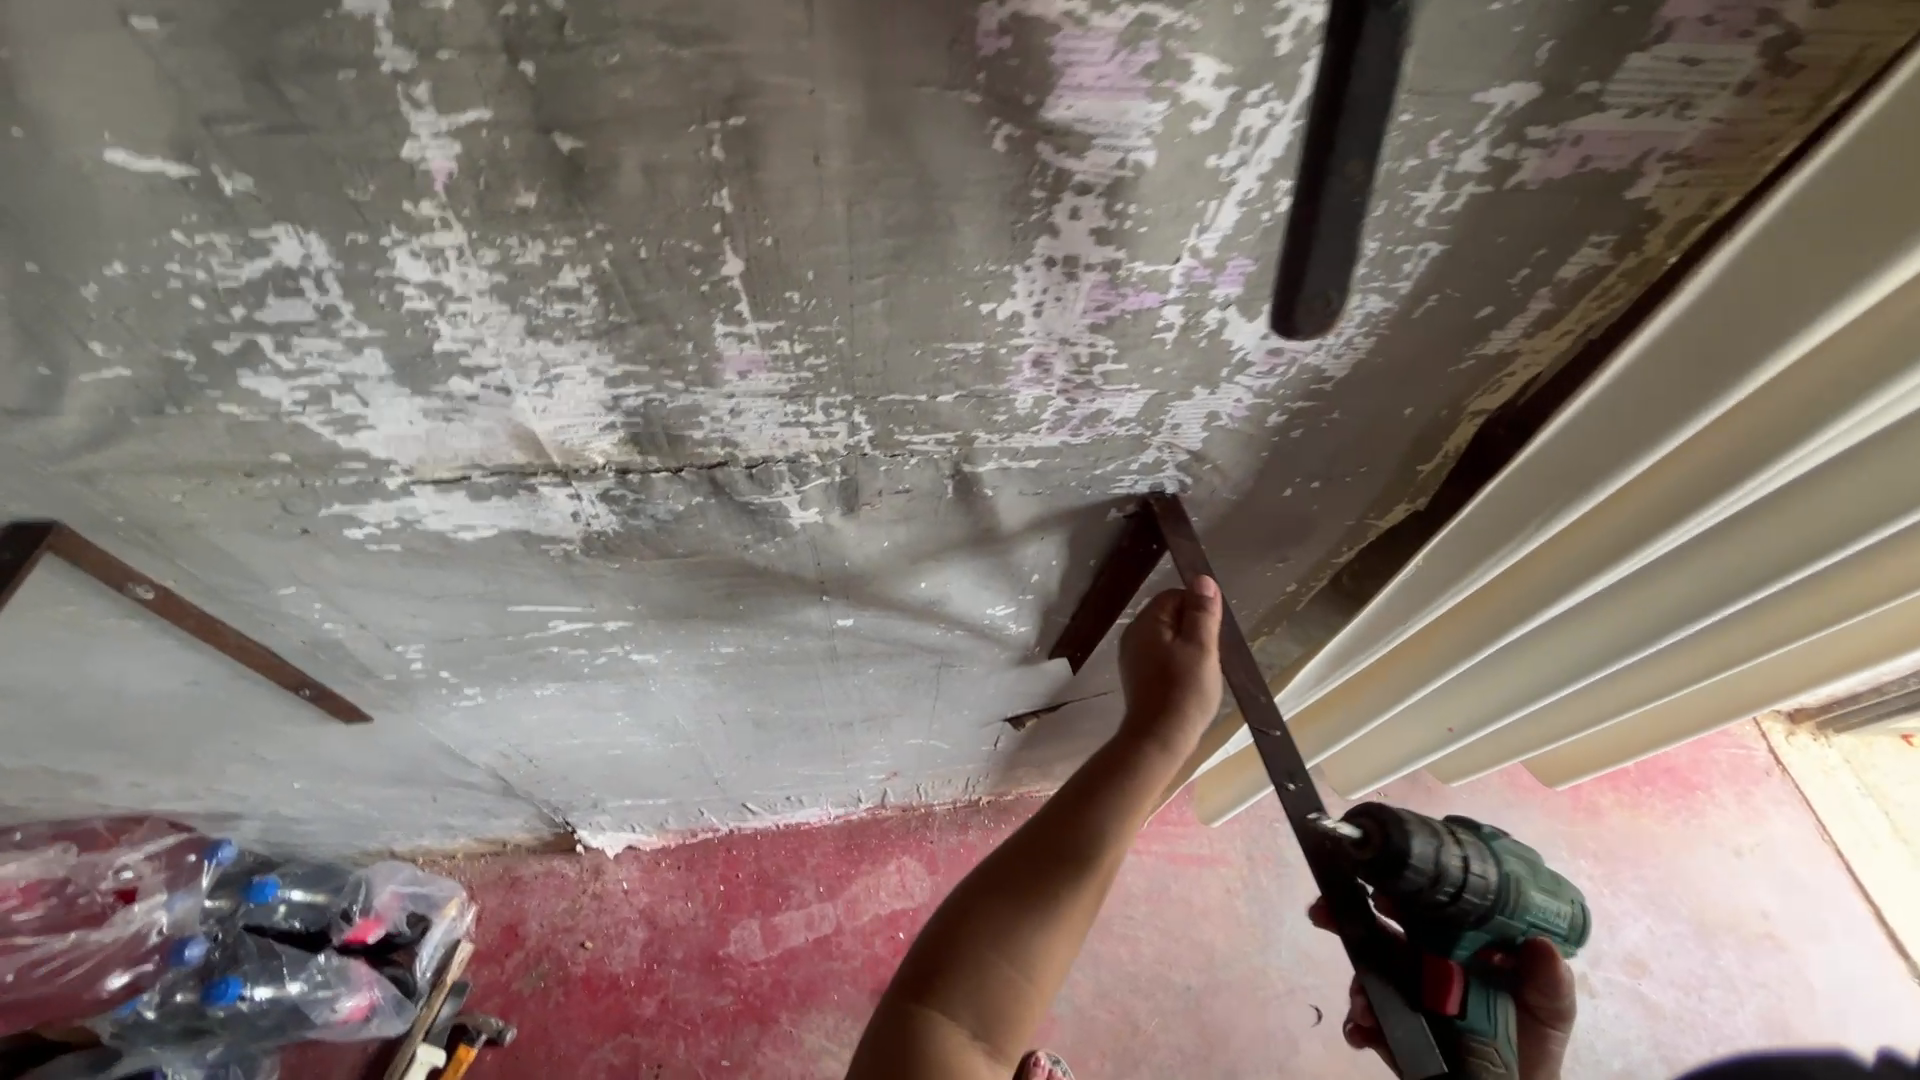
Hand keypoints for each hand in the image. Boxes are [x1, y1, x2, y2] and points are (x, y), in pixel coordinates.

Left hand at [1115, 575, 1223, 754]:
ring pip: (1169, 637)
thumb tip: (1202, 579)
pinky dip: (1179, 663)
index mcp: (1146, 622)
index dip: (1199, 609)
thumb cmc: (1184, 691)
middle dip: (1195, 629)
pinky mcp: (1138, 675)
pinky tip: (1190, 682)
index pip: (1175, 596)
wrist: (1158, 738)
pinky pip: (1163, 656)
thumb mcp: (1201, 647)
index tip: (1213, 634)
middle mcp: (1134, 634)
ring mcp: (1133, 656)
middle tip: (1210, 655)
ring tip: (1202, 671)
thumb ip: (1202, 612)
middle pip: (1171, 615)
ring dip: (1190, 648)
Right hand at [1309, 899, 1576, 1079]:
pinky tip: (1362, 1033)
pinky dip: (1356, 1024)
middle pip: (1372, 929)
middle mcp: (1417, 963)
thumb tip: (1541, 944)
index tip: (1380, 894)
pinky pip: (1363, 1021)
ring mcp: (1398, 995)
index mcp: (1450, 946)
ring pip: (1363, 974)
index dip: (1392, 894)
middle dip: (1341, 916)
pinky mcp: (1387, 1030)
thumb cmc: (1527, 1045)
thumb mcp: (1546, 1013)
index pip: (1415, 909)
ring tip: (1363, 1006)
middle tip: (1323, 913)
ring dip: (1355, 984)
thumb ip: (1548, 985)